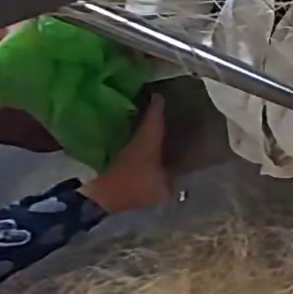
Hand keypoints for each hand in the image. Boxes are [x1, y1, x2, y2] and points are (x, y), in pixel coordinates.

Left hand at [80, 95, 170, 213]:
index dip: (158, 106)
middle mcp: (137, 141)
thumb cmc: (135, 188)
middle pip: (147, 122)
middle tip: (167, 103)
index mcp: (148, 142)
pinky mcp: (123, 161)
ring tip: (164, 121)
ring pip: (142, 132)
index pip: (154, 119)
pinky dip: (146, 140)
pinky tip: (155, 144)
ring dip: (150, 126)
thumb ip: (177, 183)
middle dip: (155, 112)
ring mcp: (128, 151)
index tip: (161, 92)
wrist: (103, 201)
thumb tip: (190, 180)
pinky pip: (139, 144)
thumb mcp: (163, 189)